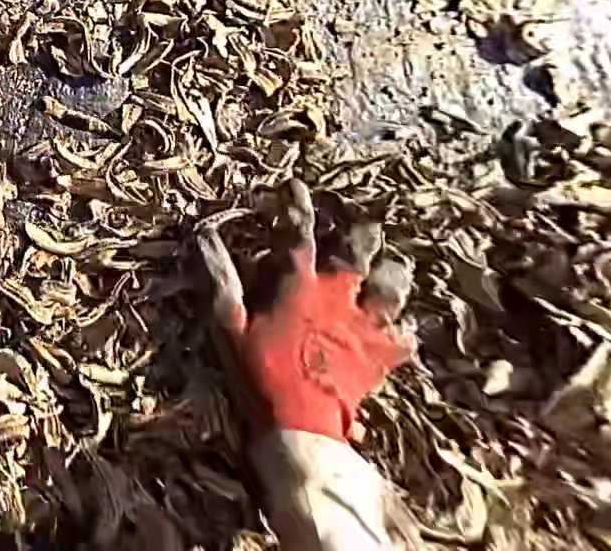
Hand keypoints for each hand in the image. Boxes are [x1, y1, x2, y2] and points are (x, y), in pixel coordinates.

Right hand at [199, 182, 415, 441]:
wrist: (303, 425)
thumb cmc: (259, 367)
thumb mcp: (229, 321)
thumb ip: (221, 277)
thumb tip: (205, 235)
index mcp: (298, 287)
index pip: (299, 236)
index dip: (296, 208)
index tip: (296, 185)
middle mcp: (337, 299)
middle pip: (358, 258)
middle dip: (362, 236)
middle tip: (367, 222)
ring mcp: (365, 329)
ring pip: (392, 292)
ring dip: (393, 276)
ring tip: (396, 266)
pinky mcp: (382, 358)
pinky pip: (405, 338)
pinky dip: (403, 329)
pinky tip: (401, 327)